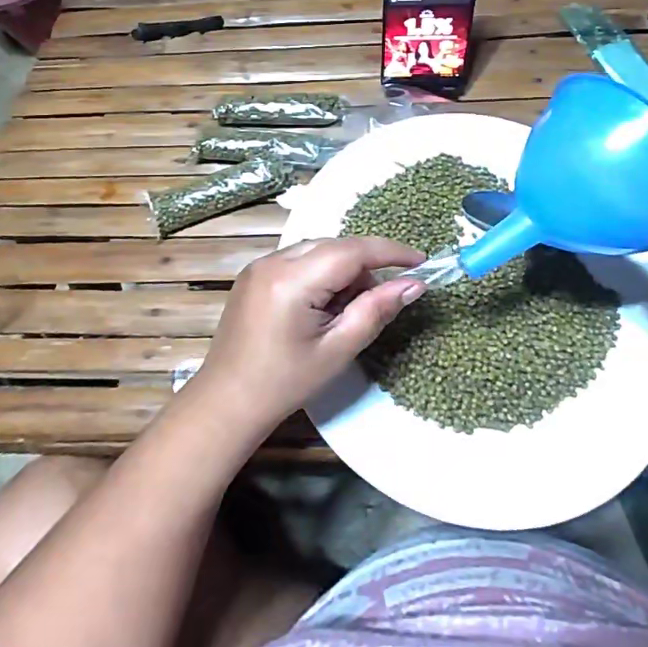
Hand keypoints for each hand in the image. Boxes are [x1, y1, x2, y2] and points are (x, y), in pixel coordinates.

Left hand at [193, 237, 426, 434]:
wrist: (227, 400)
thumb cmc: (285, 383)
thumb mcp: (338, 350)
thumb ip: (376, 310)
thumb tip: (414, 284)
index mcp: (292, 280)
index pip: (351, 250)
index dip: (389, 251)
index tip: (420, 262)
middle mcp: (272, 261)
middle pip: (332, 246)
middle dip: (363, 265)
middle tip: (380, 299)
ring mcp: (258, 265)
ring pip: (315, 250)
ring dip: (341, 269)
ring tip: (347, 310)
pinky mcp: (252, 275)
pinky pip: (296, 260)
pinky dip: (318, 273)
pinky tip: (322, 306)